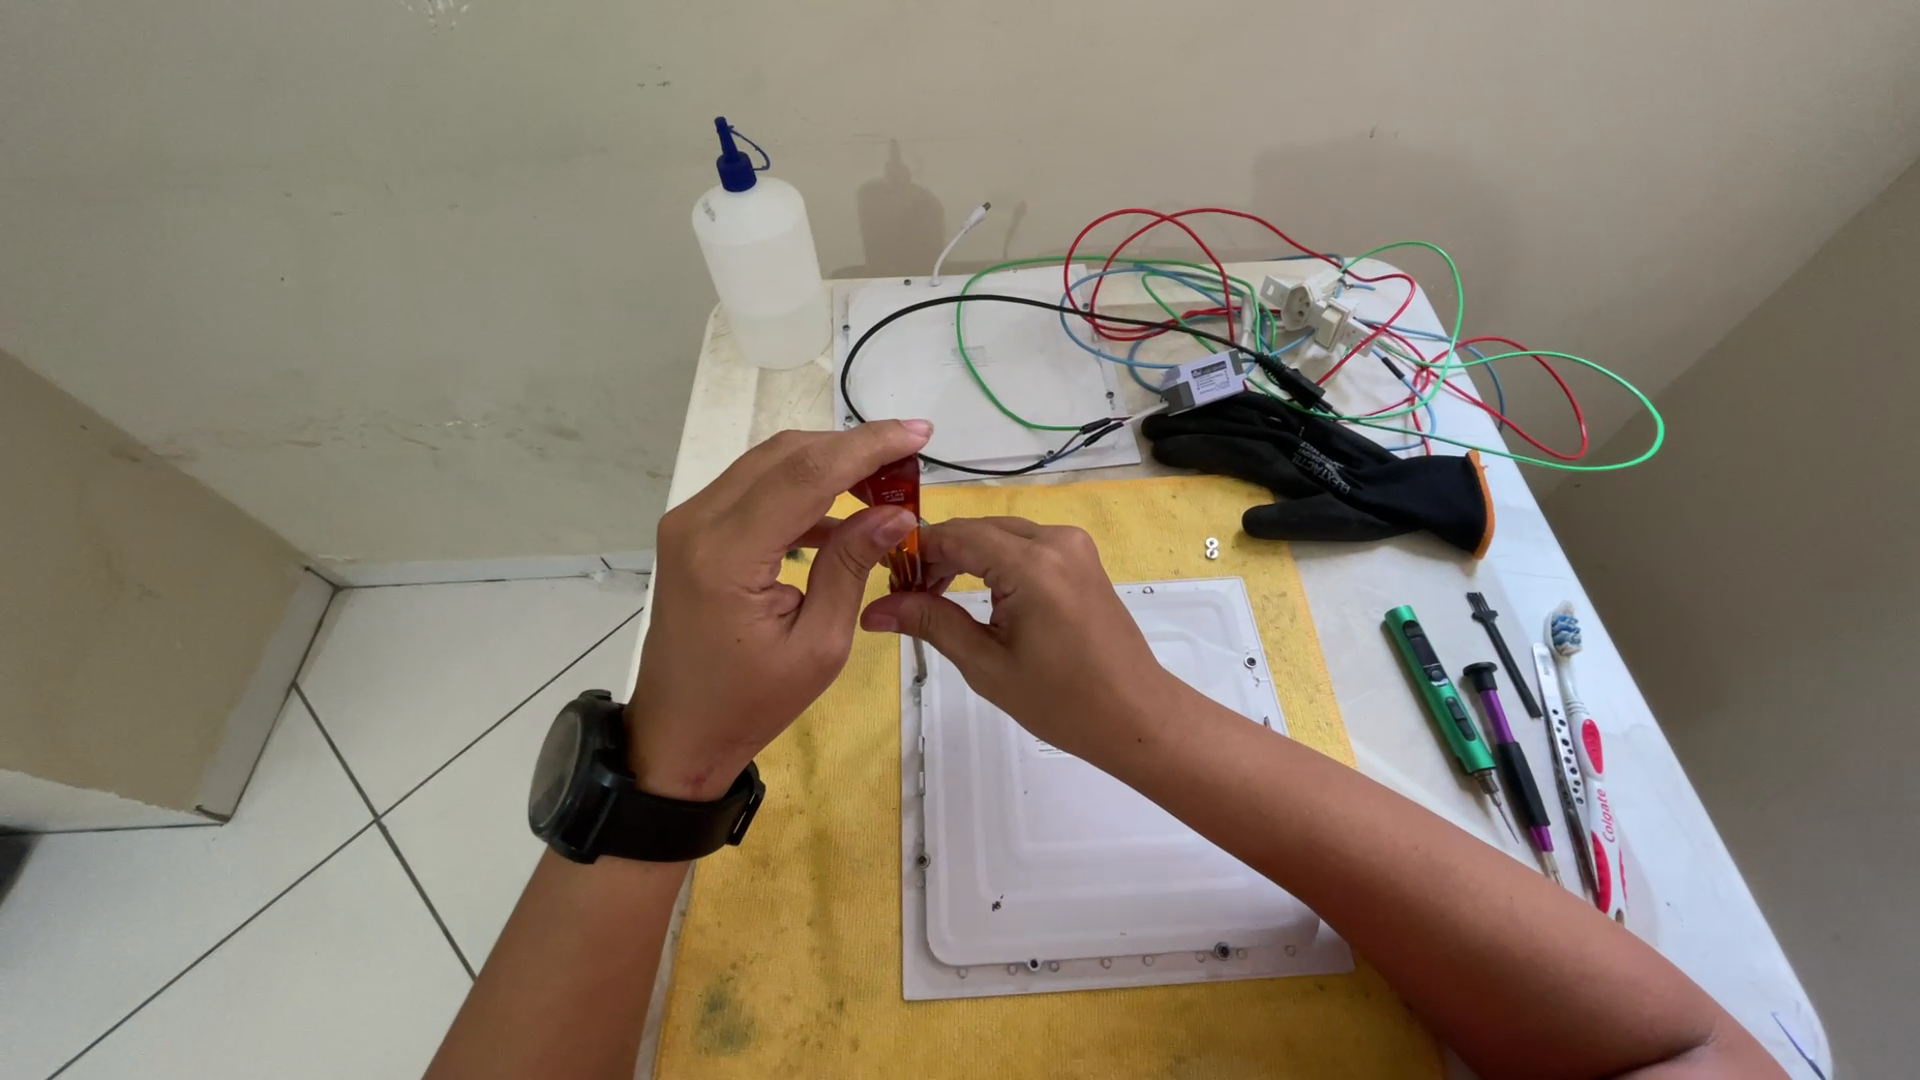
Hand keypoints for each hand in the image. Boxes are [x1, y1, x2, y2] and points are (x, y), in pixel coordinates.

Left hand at [627, 421, 931, 799]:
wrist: (679, 732)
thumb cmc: (751, 704)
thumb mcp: (819, 645)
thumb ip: (851, 566)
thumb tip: (896, 511)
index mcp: (727, 555)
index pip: (806, 474)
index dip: (868, 447)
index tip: (919, 433)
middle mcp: (699, 522)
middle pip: (786, 455)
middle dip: (853, 447)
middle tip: (909, 457)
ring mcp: (690, 522)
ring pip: (770, 463)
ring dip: (828, 462)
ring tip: (885, 480)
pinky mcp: (694, 530)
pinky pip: (755, 488)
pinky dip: (801, 487)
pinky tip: (842, 510)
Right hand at [860, 517, 1183, 760]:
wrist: (1135, 714)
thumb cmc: (1061, 701)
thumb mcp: (986, 664)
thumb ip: (931, 624)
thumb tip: (873, 610)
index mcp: (1033, 564)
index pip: (956, 535)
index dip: (915, 553)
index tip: (886, 582)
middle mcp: (1056, 539)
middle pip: (977, 529)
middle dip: (938, 556)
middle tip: (906, 596)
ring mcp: (1074, 545)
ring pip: (1000, 533)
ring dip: (965, 557)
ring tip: (935, 598)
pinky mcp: (1082, 557)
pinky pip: (1025, 544)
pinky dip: (995, 560)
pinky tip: (977, 593)